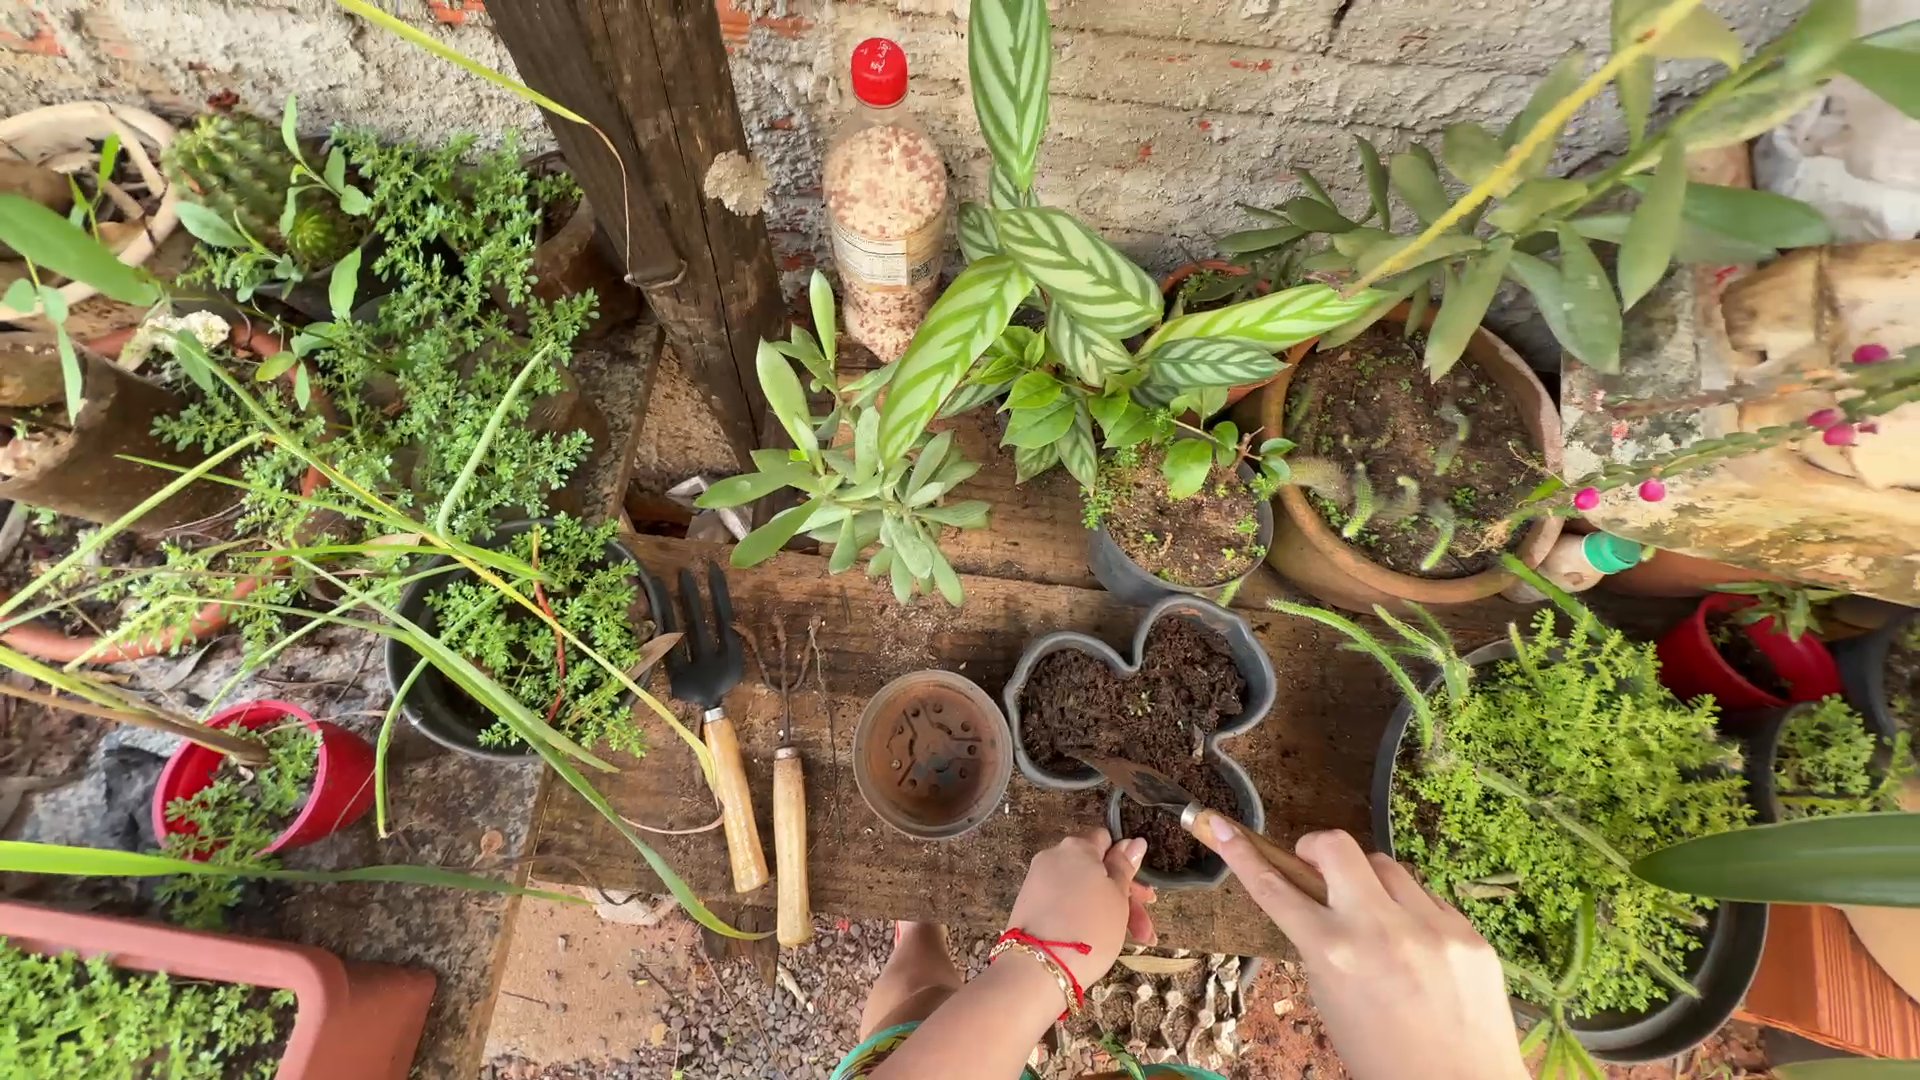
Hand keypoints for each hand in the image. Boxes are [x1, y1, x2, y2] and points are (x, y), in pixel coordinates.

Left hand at [1004, 829, 1157, 989]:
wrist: (1040, 966)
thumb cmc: (1090, 927)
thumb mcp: (1117, 897)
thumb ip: (1124, 867)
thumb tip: (1134, 841)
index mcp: (1077, 846)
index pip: (1105, 841)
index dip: (1125, 864)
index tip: (1141, 893)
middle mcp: (1055, 855)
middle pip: (1095, 870)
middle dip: (1123, 896)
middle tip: (1143, 929)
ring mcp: (1040, 879)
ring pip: (1082, 889)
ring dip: (1108, 911)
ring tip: (1132, 943)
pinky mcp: (1030, 903)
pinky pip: (1064, 902)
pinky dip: (1083, 916)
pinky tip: (1100, 941)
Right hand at [1206, 821, 1526, 1079]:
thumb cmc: (1380, 1056)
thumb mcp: (1327, 997)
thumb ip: (1315, 940)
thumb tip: (1310, 895)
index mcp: (1334, 952)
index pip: (1274, 886)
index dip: (1241, 853)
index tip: (1222, 826)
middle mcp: (1380, 930)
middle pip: (1336, 846)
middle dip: (1318, 850)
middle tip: (1317, 872)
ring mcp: (1431, 929)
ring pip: (1384, 865)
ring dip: (1367, 882)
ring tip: (1376, 921)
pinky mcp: (1470, 935)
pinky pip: (1426, 897)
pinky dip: (1409, 911)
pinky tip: (1417, 948)